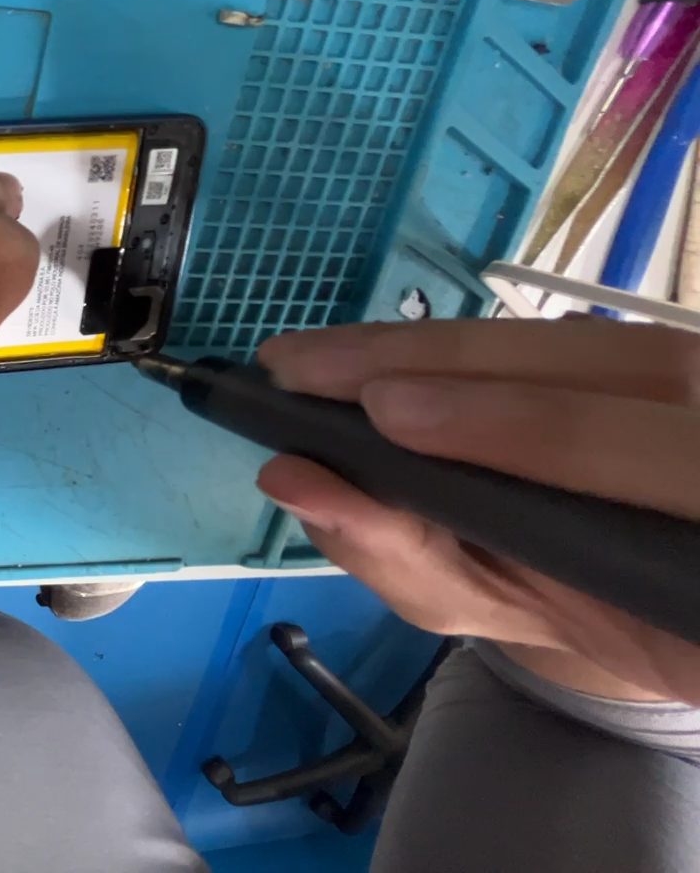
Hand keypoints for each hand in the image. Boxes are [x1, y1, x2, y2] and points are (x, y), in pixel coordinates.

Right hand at [256, 319, 699, 701]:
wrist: (643, 592)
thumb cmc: (560, 609)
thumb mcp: (478, 604)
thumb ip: (398, 552)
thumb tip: (285, 477)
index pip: (667, 461)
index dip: (529, 428)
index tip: (385, 410)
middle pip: (632, 367)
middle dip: (444, 359)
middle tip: (298, 366)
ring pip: (591, 340)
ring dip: (429, 342)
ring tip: (304, 355)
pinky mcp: (663, 368)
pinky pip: (563, 338)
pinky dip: (449, 342)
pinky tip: (363, 347)